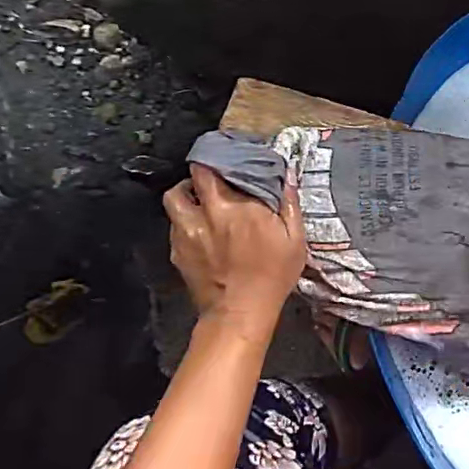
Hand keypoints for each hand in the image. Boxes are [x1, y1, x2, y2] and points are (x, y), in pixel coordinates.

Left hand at [163, 165, 306, 334]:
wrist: (239, 314)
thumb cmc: (273, 275)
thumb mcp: (295, 238)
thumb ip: (289, 203)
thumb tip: (288, 175)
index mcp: (240, 205)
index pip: (222, 166)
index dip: (224, 156)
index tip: (232, 154)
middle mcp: (210, 212)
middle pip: (195, 174)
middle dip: (203, 168)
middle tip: (214, 171)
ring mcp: (188, 231)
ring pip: (174, 196)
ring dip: (186, 191)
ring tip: (199, 196)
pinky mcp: (177, 250)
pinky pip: (173, 223)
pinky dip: (183, 218)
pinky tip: (198, 226)